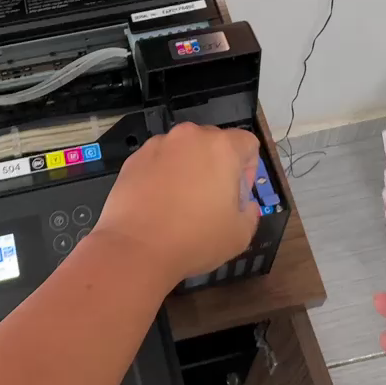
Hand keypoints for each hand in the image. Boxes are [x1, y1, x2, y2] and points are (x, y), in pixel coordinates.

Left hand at [94, 122, 260, 282]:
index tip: (237, 195)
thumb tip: (245, 205)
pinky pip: (158, 160)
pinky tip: (158, 203)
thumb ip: (251, 212)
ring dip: (188, 168)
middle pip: (214, 143)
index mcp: (222, 147)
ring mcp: (158, 145)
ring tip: (180, 202)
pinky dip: (162, 175)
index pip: (247, 143)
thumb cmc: (195, 239)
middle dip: (217, 166)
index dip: (248, 169)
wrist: (136, 248)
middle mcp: (190, 136)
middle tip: (210, 200)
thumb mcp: (240, 234)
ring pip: (184, 150)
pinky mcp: (134, 159)